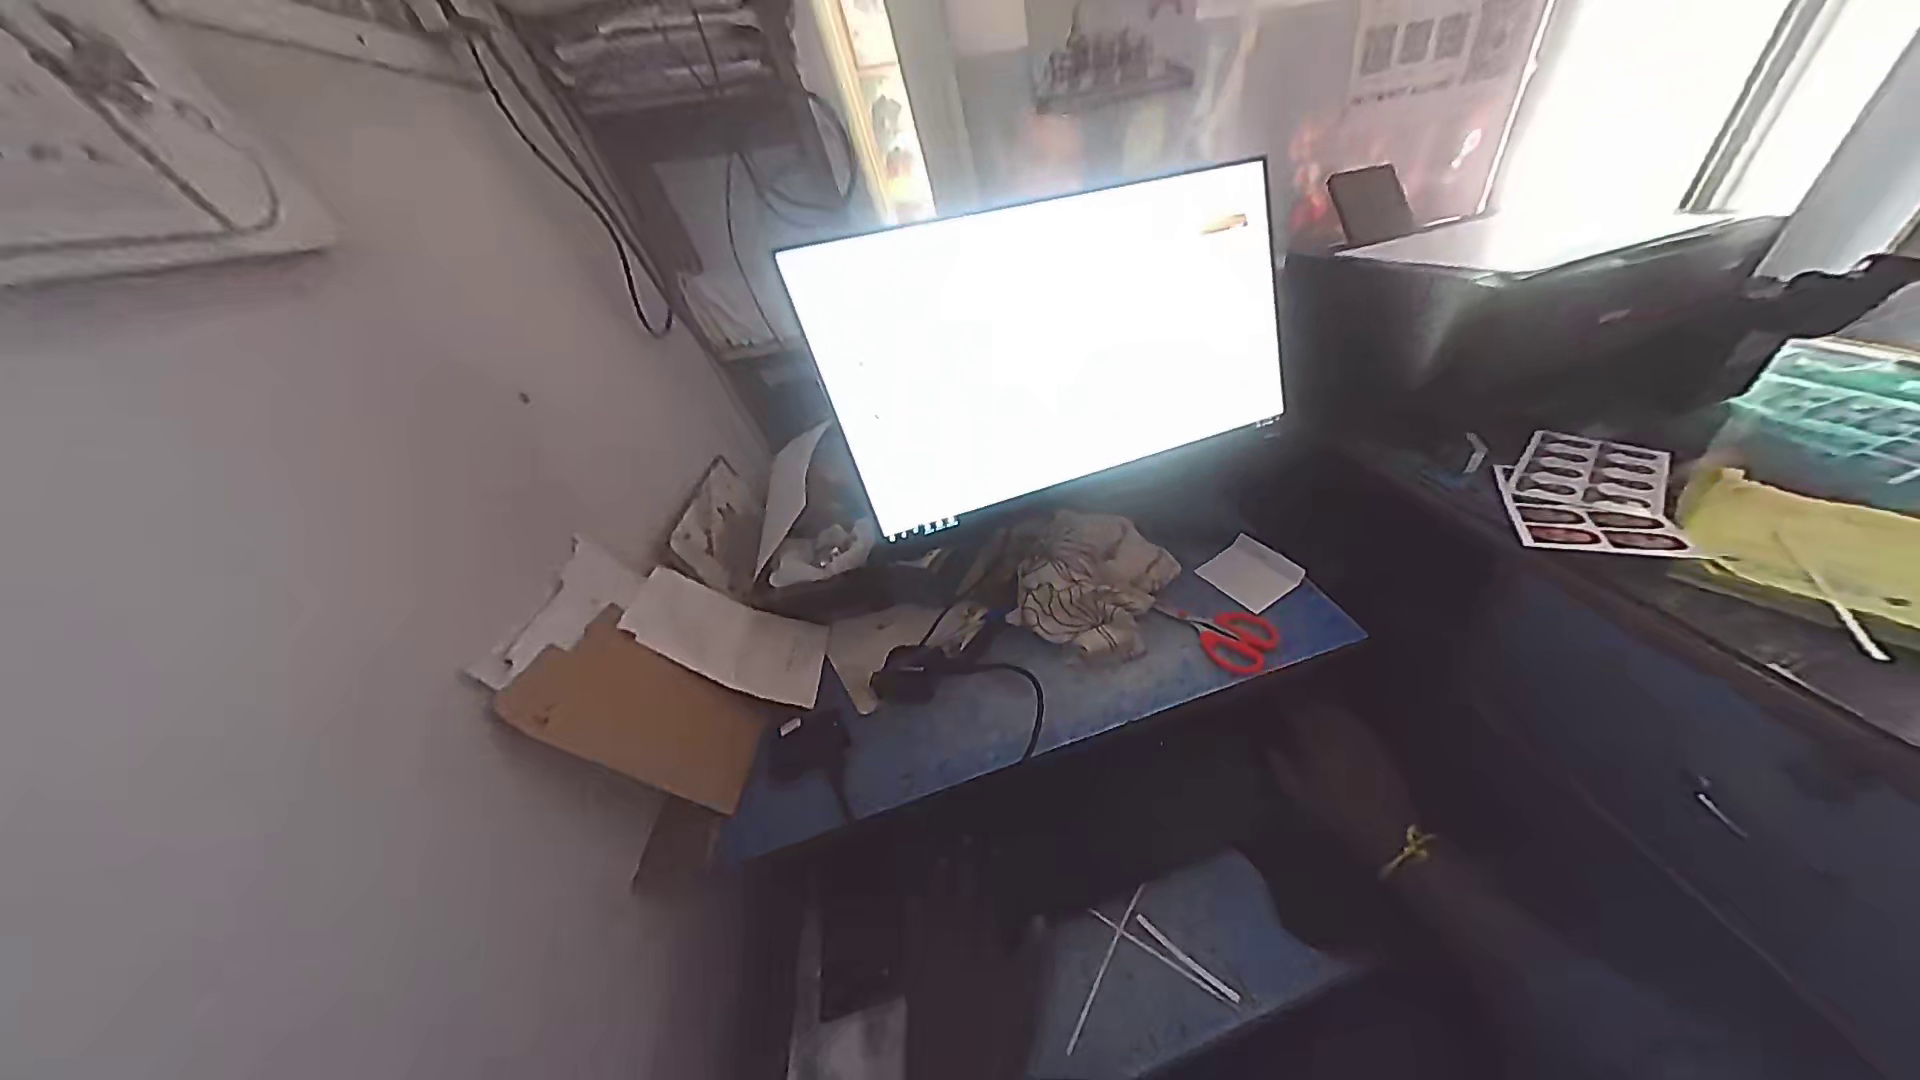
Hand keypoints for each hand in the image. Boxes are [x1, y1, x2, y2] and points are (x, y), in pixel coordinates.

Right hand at [1265, 702, 1421, 868]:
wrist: (1388, 830)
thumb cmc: (1337, 813)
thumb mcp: (1299, 794)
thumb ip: (1279, 764)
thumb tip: (1268, 745)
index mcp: (1316, 738)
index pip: (1293, 709)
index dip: (1279, 706)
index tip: (1268, 709)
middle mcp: (1339, 728)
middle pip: (1315, 705)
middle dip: (1298, 705)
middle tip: (1286, 712)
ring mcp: (1360, 734)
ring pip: (1334, 710)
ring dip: (1318, 709)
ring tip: (1306, 717)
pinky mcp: (1375, 743)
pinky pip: (1350, 721)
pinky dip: (1337, 720)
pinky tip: (1332, 730)